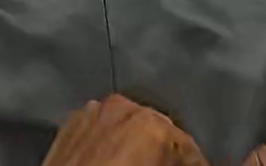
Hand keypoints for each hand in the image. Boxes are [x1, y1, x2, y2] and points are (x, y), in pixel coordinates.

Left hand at [43, 95, 207, 165]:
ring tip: (145, 164)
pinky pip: (101, 128)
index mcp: (148, 124)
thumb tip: (185, 162)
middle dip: (168, 153)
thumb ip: (178, 162)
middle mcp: (120, 106)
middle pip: (158, 129)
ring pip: (128, 124)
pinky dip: (113, 142)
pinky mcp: (69, 124)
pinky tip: (114, 162)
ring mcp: (90, 111)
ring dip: (139, 145)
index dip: (197, 165)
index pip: (189, 148)